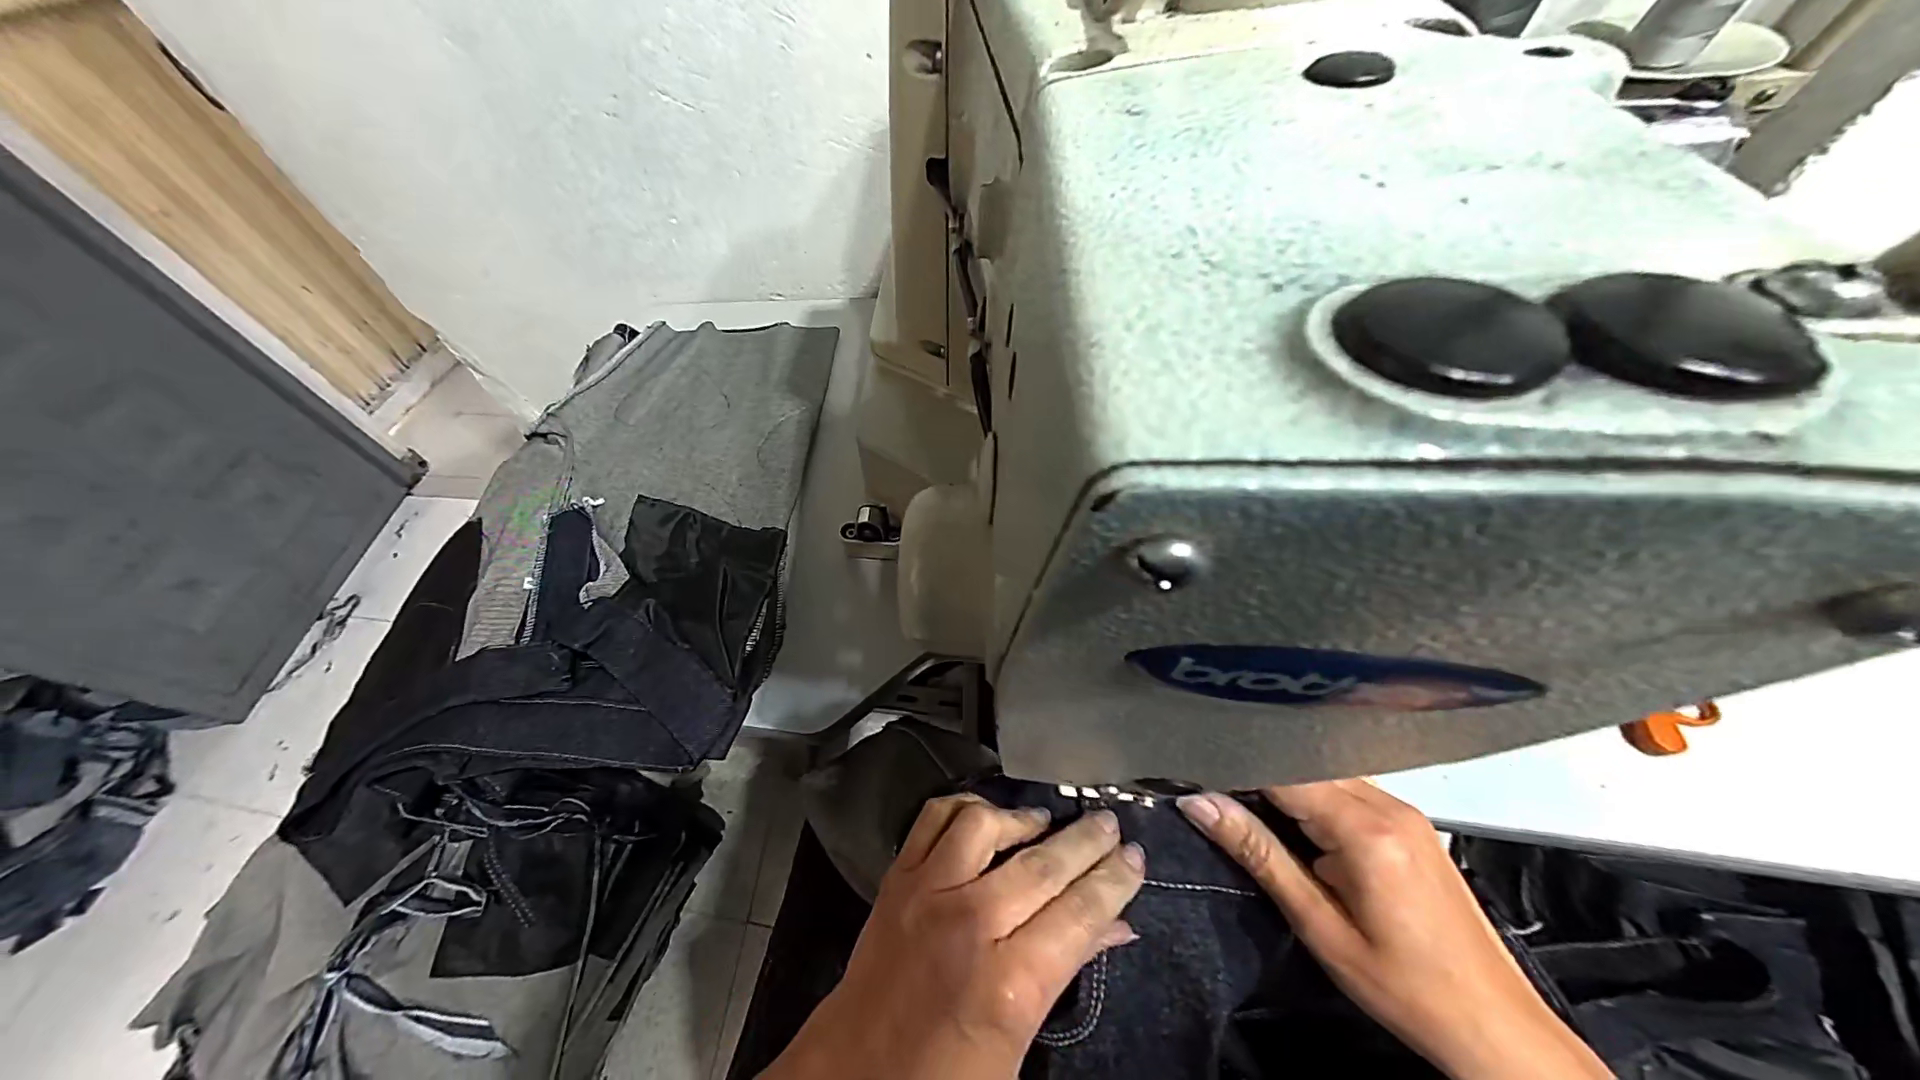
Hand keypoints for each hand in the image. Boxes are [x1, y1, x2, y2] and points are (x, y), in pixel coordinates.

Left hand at [764, 794, 1145, 1079]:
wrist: (855, 1071)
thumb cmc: (947, 1074)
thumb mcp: (1021, 1038)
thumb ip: (1068, 972)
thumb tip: (1120, 927)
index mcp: (1010, 983)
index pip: (1079, 913)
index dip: (1114, 881)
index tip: (1135, 857)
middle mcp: (970, 924)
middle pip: (1042, 865)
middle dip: (1086, 841)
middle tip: (1110, 823)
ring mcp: (928, 893)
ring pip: (985, 828)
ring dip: (1023, 818)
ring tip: (1047, 821)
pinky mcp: (897, 879)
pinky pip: (933, 820)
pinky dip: (963, 807)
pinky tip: (986, 814)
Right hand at [1178, 782, 1608, 1079]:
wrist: (1496, 1029)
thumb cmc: (1409, 989)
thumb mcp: (1318, 924)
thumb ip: (1258, 853)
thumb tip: (1202, 804)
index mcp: (1366, 829)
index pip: (1281, 770)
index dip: (1234, 768)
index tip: (1196, 774)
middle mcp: (1391, 807)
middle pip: (1303, 764)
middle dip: (1257, 775)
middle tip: (1215, 794)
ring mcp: (1407, 813)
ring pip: (1324, 772)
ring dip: (1286, 789)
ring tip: (1250, 811)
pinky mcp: (1413, 825)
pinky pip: (1348, 789)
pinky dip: (1314, 799)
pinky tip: (1298, 827)